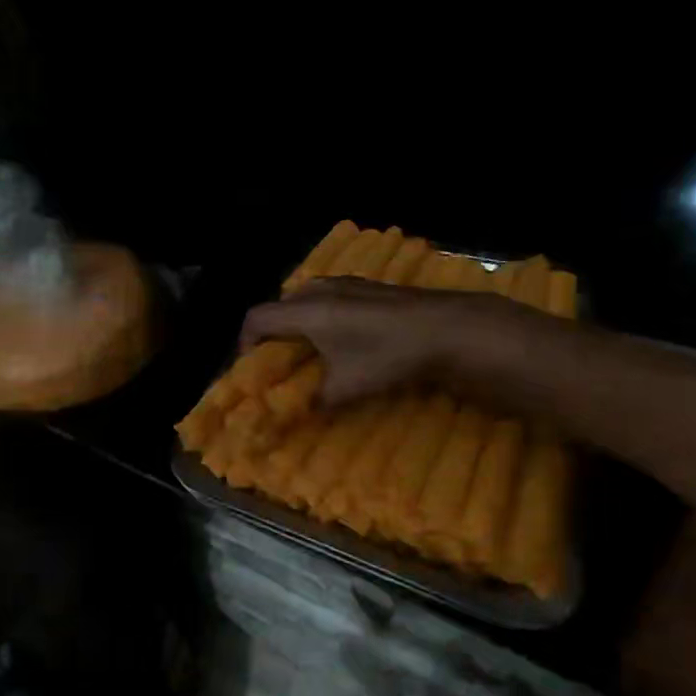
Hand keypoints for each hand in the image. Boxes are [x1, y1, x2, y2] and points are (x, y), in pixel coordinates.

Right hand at [240, 278, 546, 406]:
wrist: (449, 328)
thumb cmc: (389, 355)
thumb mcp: (346, 388)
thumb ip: (314, 401)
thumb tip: (297, 413)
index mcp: (305, 311)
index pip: (256, 318)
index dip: (245, 343)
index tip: (254, 368)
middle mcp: (319, 290)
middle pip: (279, 306)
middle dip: (273, 333)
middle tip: (281, 361)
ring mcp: (346, 282)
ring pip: (304, 298)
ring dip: (298, 322)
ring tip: (310, 351)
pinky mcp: (367, 285)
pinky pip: (328, 295)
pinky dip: (321, 314)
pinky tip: (343, 337)